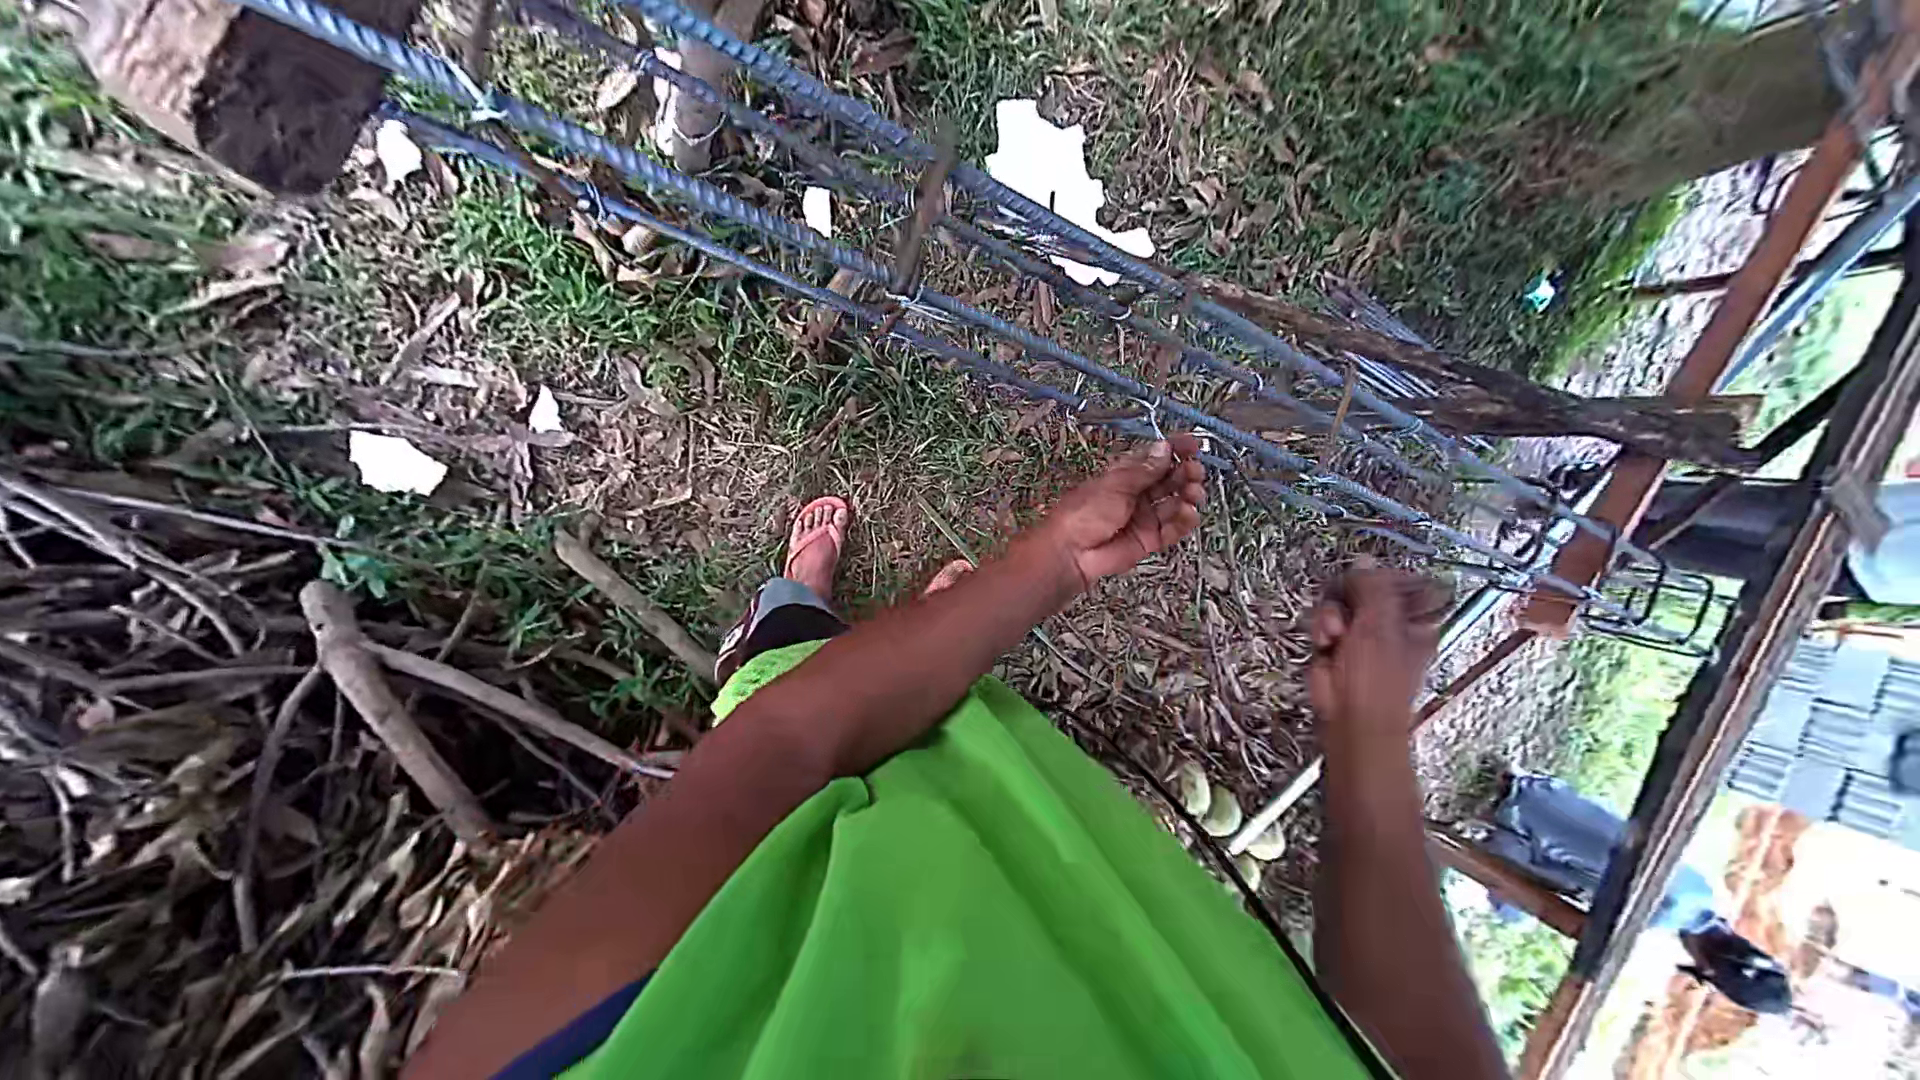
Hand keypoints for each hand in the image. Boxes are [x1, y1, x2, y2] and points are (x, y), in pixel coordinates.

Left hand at [1031, 433, 1206, 590]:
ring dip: (1187, 495)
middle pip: (1169, 480)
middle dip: (1185, 473)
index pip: (1154, 459)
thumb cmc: (1084, 514)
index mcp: (1124, 476)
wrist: (1071, 552)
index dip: (1174, 450)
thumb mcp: (1115, 485)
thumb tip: (1164, 448)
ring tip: (1193, 492)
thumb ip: (1144, 470)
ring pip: (1174, 503)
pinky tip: (1187, 513)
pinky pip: (1172, 529)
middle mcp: (1136, 495)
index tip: (1192, 444)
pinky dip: (1183, 521)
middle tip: (1195, 470)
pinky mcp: (1149, 540)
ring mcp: (1143, 517)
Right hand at [1307, 566, 1444, 741]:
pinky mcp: (1335, 643)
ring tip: (1332, 635)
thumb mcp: (1380, 625)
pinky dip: (1320, 628)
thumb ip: (1373, 588)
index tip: (1367, 583)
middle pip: (1364, 589)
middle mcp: (1389, 623)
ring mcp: (1360, 633)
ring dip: (1331, 615)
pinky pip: (1324, 620)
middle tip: (1346, 611)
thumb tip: (1365, 560)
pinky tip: (1323, 641)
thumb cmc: (1376, 676)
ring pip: (1339, 603)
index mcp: (1415, 619)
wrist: (1348, 714)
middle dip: (1348, 598)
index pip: (1403, 582)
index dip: (1383, 578)